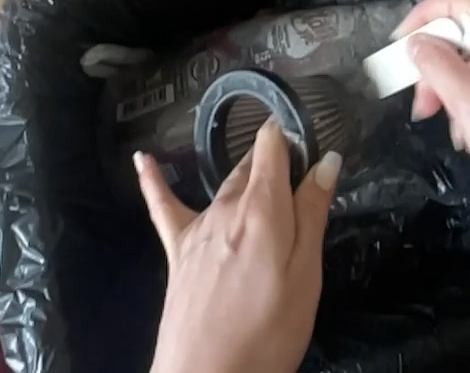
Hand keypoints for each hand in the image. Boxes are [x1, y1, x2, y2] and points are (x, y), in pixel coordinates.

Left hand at [137, 119, 341, 372]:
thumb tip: (326, 158)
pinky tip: (143, 158)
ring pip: (224, 185)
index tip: (307, 145)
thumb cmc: (268, 332)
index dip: (289, 137)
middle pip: (252, 165)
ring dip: (245, 179)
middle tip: (299, 184)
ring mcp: (198, 226)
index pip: (271, 144)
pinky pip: (163, 206)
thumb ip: (313, 211)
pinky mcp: (177, 250)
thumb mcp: (306, 274)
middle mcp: (227, 205)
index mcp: (263, 206)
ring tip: (265, 183)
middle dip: (274, 163)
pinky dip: (153, 179)